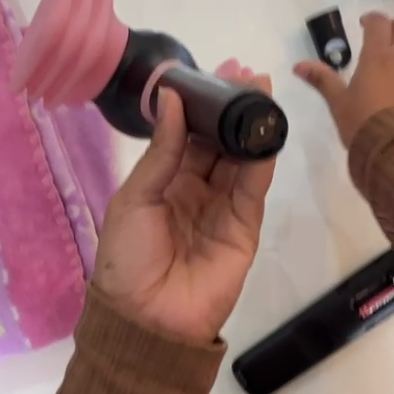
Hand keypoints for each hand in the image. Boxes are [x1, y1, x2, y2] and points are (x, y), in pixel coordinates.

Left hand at [93, 62, 278, 342]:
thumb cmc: (128, 258)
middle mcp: (195, 192)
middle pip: (218, 144)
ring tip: (261, 91)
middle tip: (246, 74)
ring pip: (240, 161)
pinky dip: (261, 160)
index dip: (202, 107)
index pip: (188, 137)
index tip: (216, 74)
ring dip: (250, 127)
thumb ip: (162, 151)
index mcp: (163, 184)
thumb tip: (171, 98)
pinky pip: (253, 189)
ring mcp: (222, 210)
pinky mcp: (244, 229)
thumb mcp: (134, 198)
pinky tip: (265, 130)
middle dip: (231, 110)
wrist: (147, 319)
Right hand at [293, 12, 393, 146]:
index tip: (362, 24)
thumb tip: (298, 66)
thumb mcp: (338, 102)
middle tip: (376, 38)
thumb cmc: (363, 122)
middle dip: (390, 26)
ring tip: (385, 61)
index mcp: (377, 55)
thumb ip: (321, 80)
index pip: (378, 23)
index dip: (370, 19)